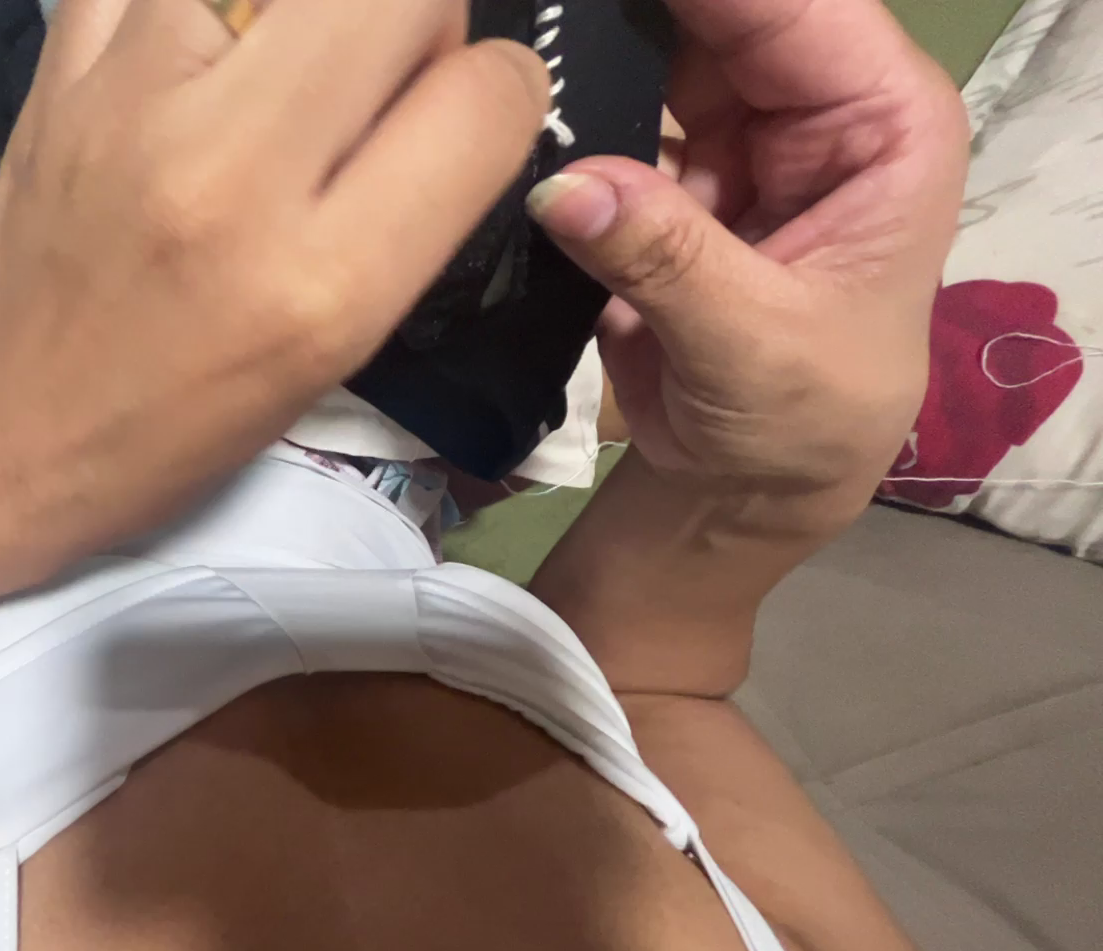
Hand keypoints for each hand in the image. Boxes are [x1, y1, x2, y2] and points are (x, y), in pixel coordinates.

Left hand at [0, 0, 548, 588]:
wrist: (13, 440)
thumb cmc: (174, 433)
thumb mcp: (321, 363)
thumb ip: (408, 220)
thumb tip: (449, 91)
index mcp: (320, 284)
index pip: (492, 96)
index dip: (490, 105)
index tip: (440, 142)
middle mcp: (231, 176)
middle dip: (418, 28)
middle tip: (356, 103)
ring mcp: (130, 107)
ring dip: (310, 10)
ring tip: (265, 80)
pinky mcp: (56, 76)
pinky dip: (195, 7)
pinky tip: (184, 66)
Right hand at [525, 0, 968, 522]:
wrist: (742, 478)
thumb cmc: (799, 408)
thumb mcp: (752, 336)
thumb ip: (663, 258)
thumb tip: (560, 187)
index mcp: (868, 128)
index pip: (791, 16)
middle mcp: (788, 131)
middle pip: (706, 42)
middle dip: (631, 30)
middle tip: (538, 21)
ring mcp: (707, 175)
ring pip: (640, 101)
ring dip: (583, 93)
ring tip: (511, 78)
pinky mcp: (643, 221)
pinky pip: (594, 173)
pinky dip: (555, 163)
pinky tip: (507, 144)